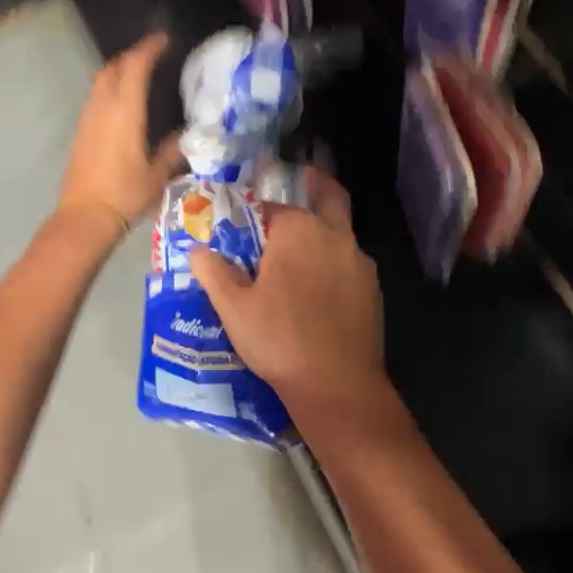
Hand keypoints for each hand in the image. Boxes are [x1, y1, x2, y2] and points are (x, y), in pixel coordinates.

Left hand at [57, 33, 185, 238]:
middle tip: (154, 55)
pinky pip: (97, 96)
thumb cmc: (125, 193)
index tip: (165, 40)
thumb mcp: (158, 174)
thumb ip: (174, 150)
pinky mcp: (81, 130)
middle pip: (114, 66)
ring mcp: (88, 117)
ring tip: (141, 75)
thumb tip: (188, 135)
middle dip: (133, 55)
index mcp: (125, 111)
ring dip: (120, 70)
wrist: (86, 215)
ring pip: (102, 79)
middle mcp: (103, 106)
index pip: (136, 66)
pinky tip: (125, 103)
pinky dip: (112, 88)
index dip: (150, 48)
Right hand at [189, 168, 394, 440]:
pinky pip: (350, 267)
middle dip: (315, 187)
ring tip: (297, 262)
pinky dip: (334, 268)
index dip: (255, 215)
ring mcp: (361, 264)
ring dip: (322, 237)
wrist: (336, 385)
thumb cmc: (279, 339)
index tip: (242, 229)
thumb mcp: (233, 307)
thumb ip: (213, 272)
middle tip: (298, 190)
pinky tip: (317, 294)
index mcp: (299, 230)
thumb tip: (198, 250)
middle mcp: (336, 237)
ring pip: (341, 236)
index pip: (272, 208)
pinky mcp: (373, 292)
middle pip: (329, 197)